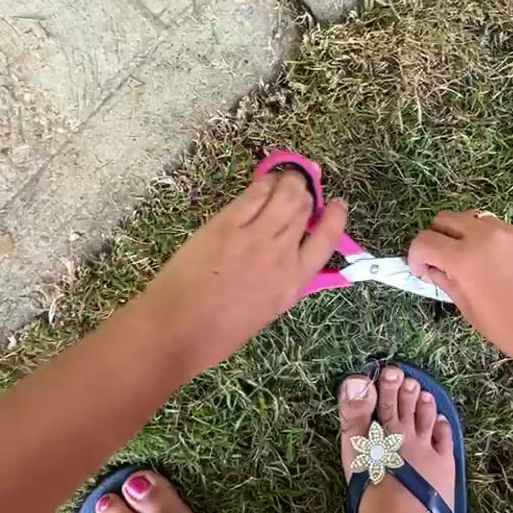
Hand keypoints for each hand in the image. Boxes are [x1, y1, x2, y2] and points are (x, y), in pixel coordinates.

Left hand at [131, 168, 347, 375]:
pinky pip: (254, 193)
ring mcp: (254, 235)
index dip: (336, 215)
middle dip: (307, 193)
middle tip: (299, 189)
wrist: (176, 329)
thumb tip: (291, 254)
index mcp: (294, 282)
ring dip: (289, 181)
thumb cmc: (220, 331)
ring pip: (286, 192)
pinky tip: (261, 186)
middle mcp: (281, 254)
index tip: (336, 205)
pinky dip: (263, 184)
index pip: (329, 237)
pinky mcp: (227, 223)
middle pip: (306, 208)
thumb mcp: (269, 309)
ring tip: (283, 181)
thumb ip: (284, 279)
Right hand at [407, 212, 512, 362]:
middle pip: (443, 219)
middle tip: (439, 262)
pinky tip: (488, 258)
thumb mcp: (469, 309)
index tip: (421, 271)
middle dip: (435, 239)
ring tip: (464, 258)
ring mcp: (505, 230)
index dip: (416, 256)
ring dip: (458, 232)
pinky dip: (481, 234)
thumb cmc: (509, 327)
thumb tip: (432, 268)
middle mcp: (482, 235)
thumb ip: (446, 281)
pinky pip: (491, 224)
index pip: (424, 241)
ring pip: (468, 216)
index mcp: (464, 257)